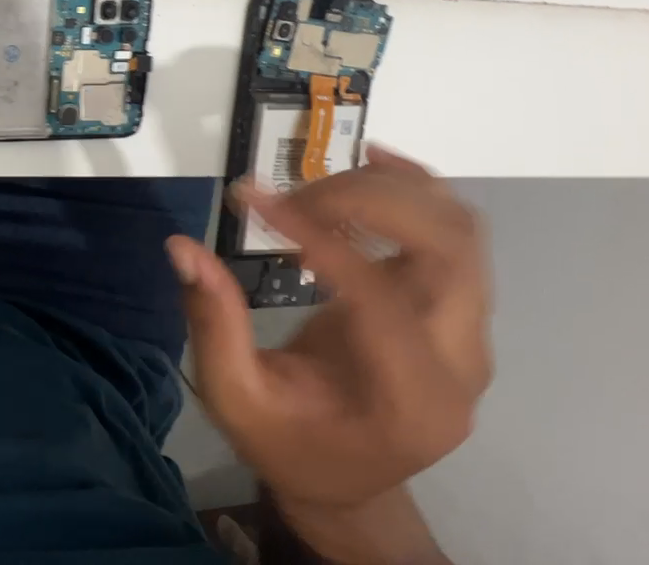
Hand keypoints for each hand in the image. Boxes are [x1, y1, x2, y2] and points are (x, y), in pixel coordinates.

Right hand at [166, 148, 489, 559]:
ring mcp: (466, 332)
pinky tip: (367, 166)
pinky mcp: (453, 309)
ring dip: (387, 190)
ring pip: (458, 230)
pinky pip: (452, 234)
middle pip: (448, 247)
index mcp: (411, 397)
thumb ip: (214, 324)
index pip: (380, 295)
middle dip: (363, 200)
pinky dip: (412, 191)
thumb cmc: (289, 446)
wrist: (349, 481)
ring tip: (311, 188)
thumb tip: (182, 246)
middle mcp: (460, 360)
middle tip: (286, 197)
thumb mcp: (235, 397)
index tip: (251, 198)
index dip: (317, 236)